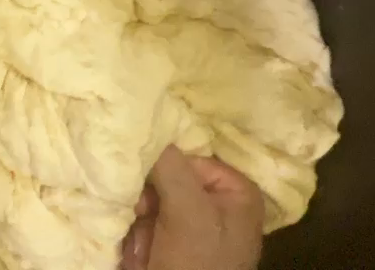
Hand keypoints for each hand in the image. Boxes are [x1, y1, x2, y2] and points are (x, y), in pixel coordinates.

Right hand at [121, 146, 264, 269]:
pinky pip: (144, 216)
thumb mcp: (187, 211)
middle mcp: (219, 203)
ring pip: (150, 193)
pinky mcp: (173, 241)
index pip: (189, 152)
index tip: (153, 185)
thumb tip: (141, 119)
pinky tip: (139, 250)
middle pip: (167, 172)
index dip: (167, 166)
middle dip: (148, 195)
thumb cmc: (196, 266)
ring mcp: (195, 225)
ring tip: (143, 241)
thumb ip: (170, 163)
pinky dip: (136, 232)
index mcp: (238, 192)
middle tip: (144, 214)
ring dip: (138, 215)